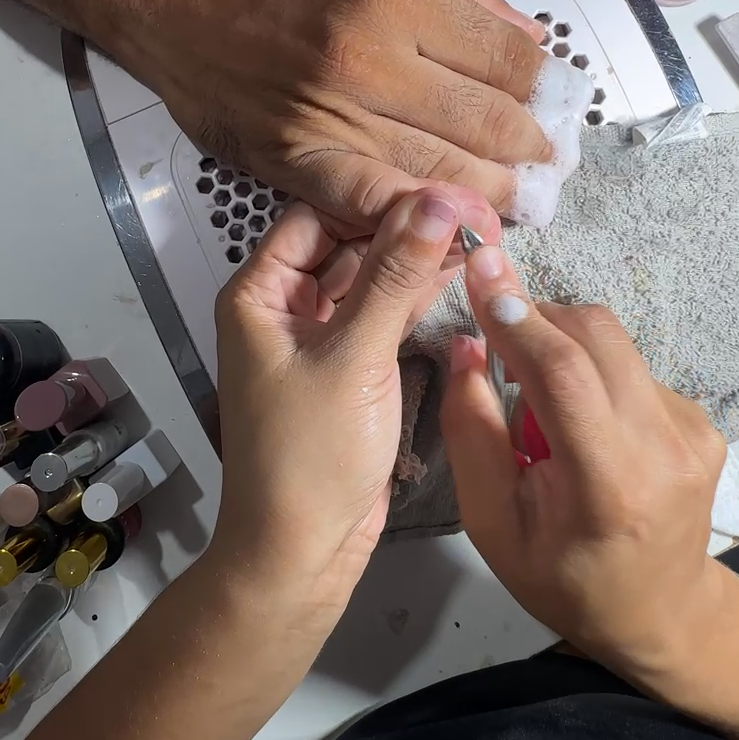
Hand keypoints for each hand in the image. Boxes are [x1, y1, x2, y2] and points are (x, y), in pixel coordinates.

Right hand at [114, 0, 550, 232]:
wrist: (174, 1)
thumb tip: (523, 37)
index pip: (504, 58)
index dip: (544, 89)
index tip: (557, 103)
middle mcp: (362, 57)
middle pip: (482, 121)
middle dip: (530, 149)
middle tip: (550, 163)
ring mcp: (326, 115)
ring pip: (438, 168)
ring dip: (493, 192)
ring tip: (521, 199)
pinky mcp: (293, 159)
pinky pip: (369, 199)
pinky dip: (417, 215)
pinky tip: (455, 223)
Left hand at [211, 186, 496, 600]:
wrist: (302, 552)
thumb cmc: (310, 452)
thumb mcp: (353, 356)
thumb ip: (395, 275)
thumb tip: (439, 201)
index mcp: (260, 290)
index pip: (319, 216)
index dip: (378, 197)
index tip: (443, 187)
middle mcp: (284, 302)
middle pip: (347, 242)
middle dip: (405, 226)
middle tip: (473, 209)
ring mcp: (318, 333)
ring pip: (369, 275)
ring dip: (416, 258)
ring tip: (478, 232)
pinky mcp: (348, 361)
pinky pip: (380, 311)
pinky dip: (415, 293)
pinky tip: (457, 270)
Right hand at [440, 243, 731, 680]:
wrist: (665, 613)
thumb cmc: (562, 577)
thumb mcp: (490, 519)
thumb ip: (472, 429)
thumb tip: (466, 344)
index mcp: (608, 485)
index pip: (564, 375)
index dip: (519, 317)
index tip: (481, 267)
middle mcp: (665, 446)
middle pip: (595, 336)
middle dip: (534, 315)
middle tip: (496, 335)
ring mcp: (693, 428)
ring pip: (612, 339)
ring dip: (559, 340)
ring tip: (537, 395)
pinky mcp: (703, 419)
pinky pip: (628, 361)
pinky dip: (588, 366)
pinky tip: (578, 412)